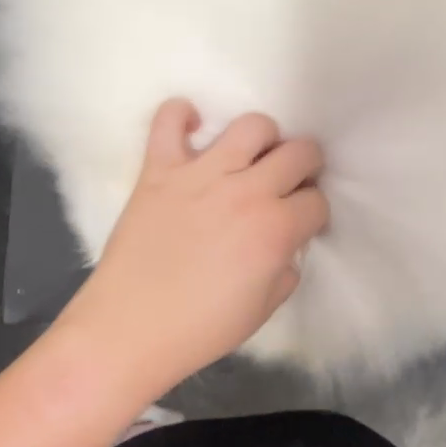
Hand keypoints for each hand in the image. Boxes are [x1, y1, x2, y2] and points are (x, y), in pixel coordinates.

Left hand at [61, 99, 328, 387]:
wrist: (128, 331)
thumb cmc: (200, 329)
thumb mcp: (264, 309)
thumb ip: (285, 268)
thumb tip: (285, 245)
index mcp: (275, 230)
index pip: (317, 201)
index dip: (314, 213)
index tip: (303, 223)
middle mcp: (246, 191)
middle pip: (300, 153)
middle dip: (306, 167)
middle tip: (290, 184)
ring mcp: (201, 174)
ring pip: (252, 125)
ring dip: (263, 139)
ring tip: (252, 158)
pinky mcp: (159, 169)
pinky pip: (168, 121)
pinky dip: (181, 115)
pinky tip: (191, 130)